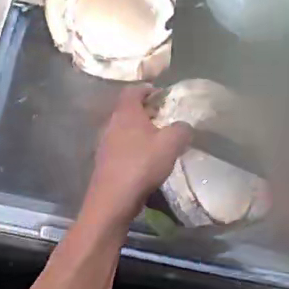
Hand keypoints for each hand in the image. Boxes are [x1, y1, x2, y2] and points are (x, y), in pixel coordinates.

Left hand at [82, 85, 192, 227]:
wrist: (113, 199)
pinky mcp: (105, 162)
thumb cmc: (141, 164)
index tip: (162, 96)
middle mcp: (111, 123)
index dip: (148, 89)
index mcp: (125, 112)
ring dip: (140, 131)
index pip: (133, 90)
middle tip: (165, 119)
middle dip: (146, 112)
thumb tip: (183, 126)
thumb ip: (181, 129)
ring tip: (159, 141)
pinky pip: (121, 147)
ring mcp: (105, 143)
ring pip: (124, 129)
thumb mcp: (171, 144)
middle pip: (128, 110)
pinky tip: (146, 160)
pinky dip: (134, 148)